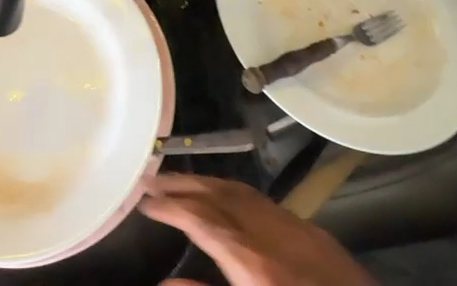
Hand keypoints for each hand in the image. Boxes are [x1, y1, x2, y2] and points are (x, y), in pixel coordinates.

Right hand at [140, 173, 374, 285]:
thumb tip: (165, 284)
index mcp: (251, 263)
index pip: (201, 220)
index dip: (169, 206)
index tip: (143, 199)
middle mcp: (271, 235)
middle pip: (219, 196)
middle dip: (184, 185)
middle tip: (151, 180)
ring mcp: (295, 229)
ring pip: (243, 193)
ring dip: (208, 184)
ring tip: (182, 184)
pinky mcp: (313, 234)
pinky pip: (263, 201)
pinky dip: (235, 192)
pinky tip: (228, 200)